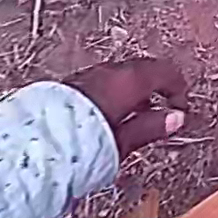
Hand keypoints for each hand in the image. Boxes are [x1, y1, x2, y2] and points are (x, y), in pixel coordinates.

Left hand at [64, 57, 189, 154]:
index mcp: (127, 81)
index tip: (181, 105)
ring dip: (134, 92)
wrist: (36, 145)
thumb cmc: (82, 145)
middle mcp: (109, 72)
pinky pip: (102, 83)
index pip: (163, 71)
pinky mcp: (72, 84)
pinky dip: (114, 94)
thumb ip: (151, 126)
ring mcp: (89, 76)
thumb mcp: (124, 141)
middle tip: (163, 110)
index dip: (177, 87)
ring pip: (120, 77)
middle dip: (156, 88)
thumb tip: (175, 118)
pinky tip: (110, 117)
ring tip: (137, 119)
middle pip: (141, 71)